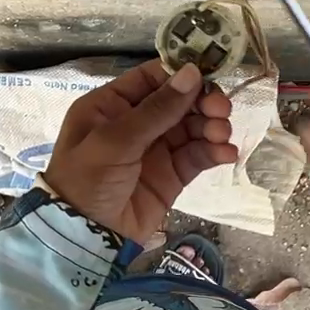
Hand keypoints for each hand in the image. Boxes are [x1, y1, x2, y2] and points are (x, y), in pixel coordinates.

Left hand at [41, 61, 238, 241]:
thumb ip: (157, 109)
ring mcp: (154, 149)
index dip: (181, 74)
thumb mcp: (116, 139)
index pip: (150, 79)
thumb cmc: (88, 179)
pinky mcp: (171, 175)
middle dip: (202, 102)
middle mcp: (133, 122)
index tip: (210, 74)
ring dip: (211, 126)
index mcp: (109, 105)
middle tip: (221, 109)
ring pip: (191, 127)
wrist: (84, 236)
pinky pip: (197, 155)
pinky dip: (214, 151)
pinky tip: (225, 154)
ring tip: (221, 135)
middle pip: (177, 101)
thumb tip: (192, 72)